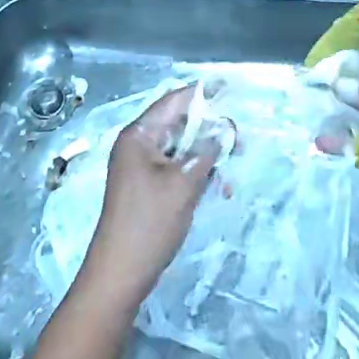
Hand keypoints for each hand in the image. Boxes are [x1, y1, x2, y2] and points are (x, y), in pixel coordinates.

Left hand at [79, 82, 221, 306]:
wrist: (121, 271)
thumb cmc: (150, 221)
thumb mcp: (184, 183)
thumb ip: (206, 151)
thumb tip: (224, 128)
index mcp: (138, 135)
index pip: (172, 102)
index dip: (200, 93)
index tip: (227, 87)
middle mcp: (136, 145)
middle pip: (176, 124)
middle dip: (208, 129)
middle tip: (238, 137)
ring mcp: (140, 167)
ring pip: (179, 149)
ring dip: (204, 155)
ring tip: (232, 166)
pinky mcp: (146, 187)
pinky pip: (175, 169)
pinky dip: (195, 173)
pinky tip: (218, 187)